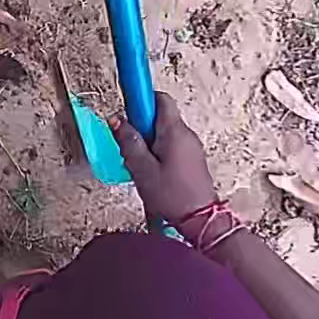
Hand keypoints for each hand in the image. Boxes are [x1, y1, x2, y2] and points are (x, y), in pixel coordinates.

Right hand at [114, 92, 219, 232]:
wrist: (202, 221)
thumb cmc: (172, 195)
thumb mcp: (141, 167)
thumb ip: (128, 141)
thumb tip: (117, 119)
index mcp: (174, 132)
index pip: (160, 99)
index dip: (141, 97)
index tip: (126, 100)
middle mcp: (185, 135)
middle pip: (159, 114)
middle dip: (139, 123)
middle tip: (128, 142)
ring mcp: (190, 146)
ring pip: (162, 130)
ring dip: (146, 138)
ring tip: (138, 160)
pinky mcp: (190, 158)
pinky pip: (169, 142)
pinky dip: (155, 148)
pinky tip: (148, 167)